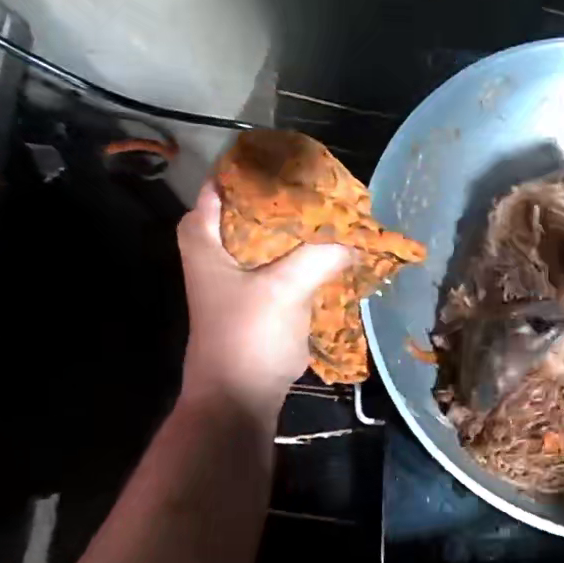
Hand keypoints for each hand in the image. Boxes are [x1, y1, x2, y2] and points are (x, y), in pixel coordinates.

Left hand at [177, 183, 351, 414]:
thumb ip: (322, 255)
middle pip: (258, 205)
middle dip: (298, 200)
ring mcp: (236, 269)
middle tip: (337, 193)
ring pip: (275, 234)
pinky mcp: (257, 291)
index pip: (233, 178)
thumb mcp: (286, 289)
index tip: (311, 165)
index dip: (271, 167)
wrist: (237, 397)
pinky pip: (285, 259)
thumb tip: (359, 237)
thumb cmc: (248, 337)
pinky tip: (337, 250)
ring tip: (343, 217)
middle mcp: (216, 243)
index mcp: (205, 231)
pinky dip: (308, 253)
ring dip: (307, 229)